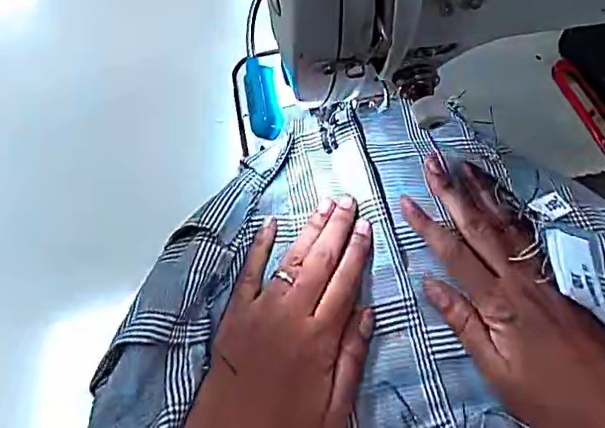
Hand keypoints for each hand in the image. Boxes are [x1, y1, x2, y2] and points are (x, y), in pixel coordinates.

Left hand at [186, 197, 375, 427]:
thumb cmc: (287, 427)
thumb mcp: (334, 408)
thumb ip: (351, 357)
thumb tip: (368, 312)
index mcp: (319, 338)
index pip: (345, 283)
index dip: (358, 252)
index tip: (366, 226)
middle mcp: (292, 314)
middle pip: (321, 261)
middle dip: (338, 228)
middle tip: (349, 200)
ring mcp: (262, 307)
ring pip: (291, 258)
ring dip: (310, 229)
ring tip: (324, 204)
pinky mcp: (237, 308)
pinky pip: (250, 268)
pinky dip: (260, 243)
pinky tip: (271, 222)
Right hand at [402, 157, 604, 427]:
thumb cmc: (556, 402)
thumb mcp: (500, 375)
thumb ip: (464, 324)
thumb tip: (431, 286)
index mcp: (499, 303)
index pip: (453, 253)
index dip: (427, 225)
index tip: (408, 201)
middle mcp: (518, 279)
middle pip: (477, 226)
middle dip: (451, 192)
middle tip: (432, 163)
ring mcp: (540, 275)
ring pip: (503, 223)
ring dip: (480, 192)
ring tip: (462, 166)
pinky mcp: (557, 279)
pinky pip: (526, 234)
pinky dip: (509, 211)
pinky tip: (501, 200)